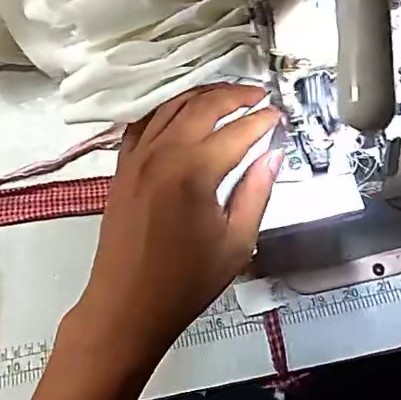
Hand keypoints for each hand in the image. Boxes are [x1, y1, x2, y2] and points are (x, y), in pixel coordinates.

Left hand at [63, 84, 283, 375]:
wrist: (126, 304)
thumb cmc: (182, 283)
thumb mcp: (236, 242)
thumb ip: (257, 192)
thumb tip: (272, 157)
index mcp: (194, 173)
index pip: (238, 132)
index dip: (263, 120)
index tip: (277, 117)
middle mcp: (162, 155)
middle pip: (204, 105)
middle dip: (235, 95)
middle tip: (257, 96)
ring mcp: (137, 157)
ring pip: (172, 105)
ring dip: (203, 95)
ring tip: (228, 96)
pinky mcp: (122, 166)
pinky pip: (145, 122)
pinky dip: (167, 109)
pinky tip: (181, 111)